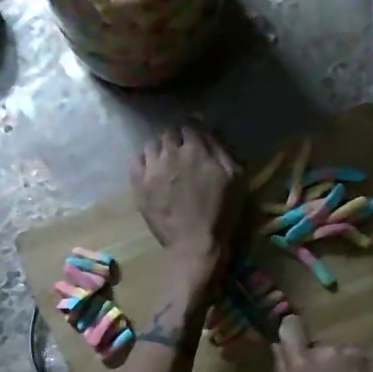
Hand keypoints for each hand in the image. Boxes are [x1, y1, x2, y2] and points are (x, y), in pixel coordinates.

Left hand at [131, 125, 242, 282]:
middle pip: (169, 132)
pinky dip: (144, 163)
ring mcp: (151, 169)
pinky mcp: (138, 186)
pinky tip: (153, 173)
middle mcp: (171, 153)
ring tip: (166, 163)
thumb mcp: (236, 179)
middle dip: (176, 139)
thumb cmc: (222, 214)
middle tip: (182, 154)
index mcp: (196, 150)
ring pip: (151, 144)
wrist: (195, 245)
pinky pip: (136, 162)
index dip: (195, 133)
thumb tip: (212, 133)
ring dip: (160, 149)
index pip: (191, 126)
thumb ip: (223, 151)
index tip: (198, 142)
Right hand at [275, 315, 372, 371]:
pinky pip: (368, 359)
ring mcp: (356, 351)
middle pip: (321, 347)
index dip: (292, 330)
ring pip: (346, 353)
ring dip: (347, 366)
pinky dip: (368, 371)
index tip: (295, 339)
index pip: (290, 327)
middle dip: (324, 360)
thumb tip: (277, 345)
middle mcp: (328, 349)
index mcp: (302, 362)